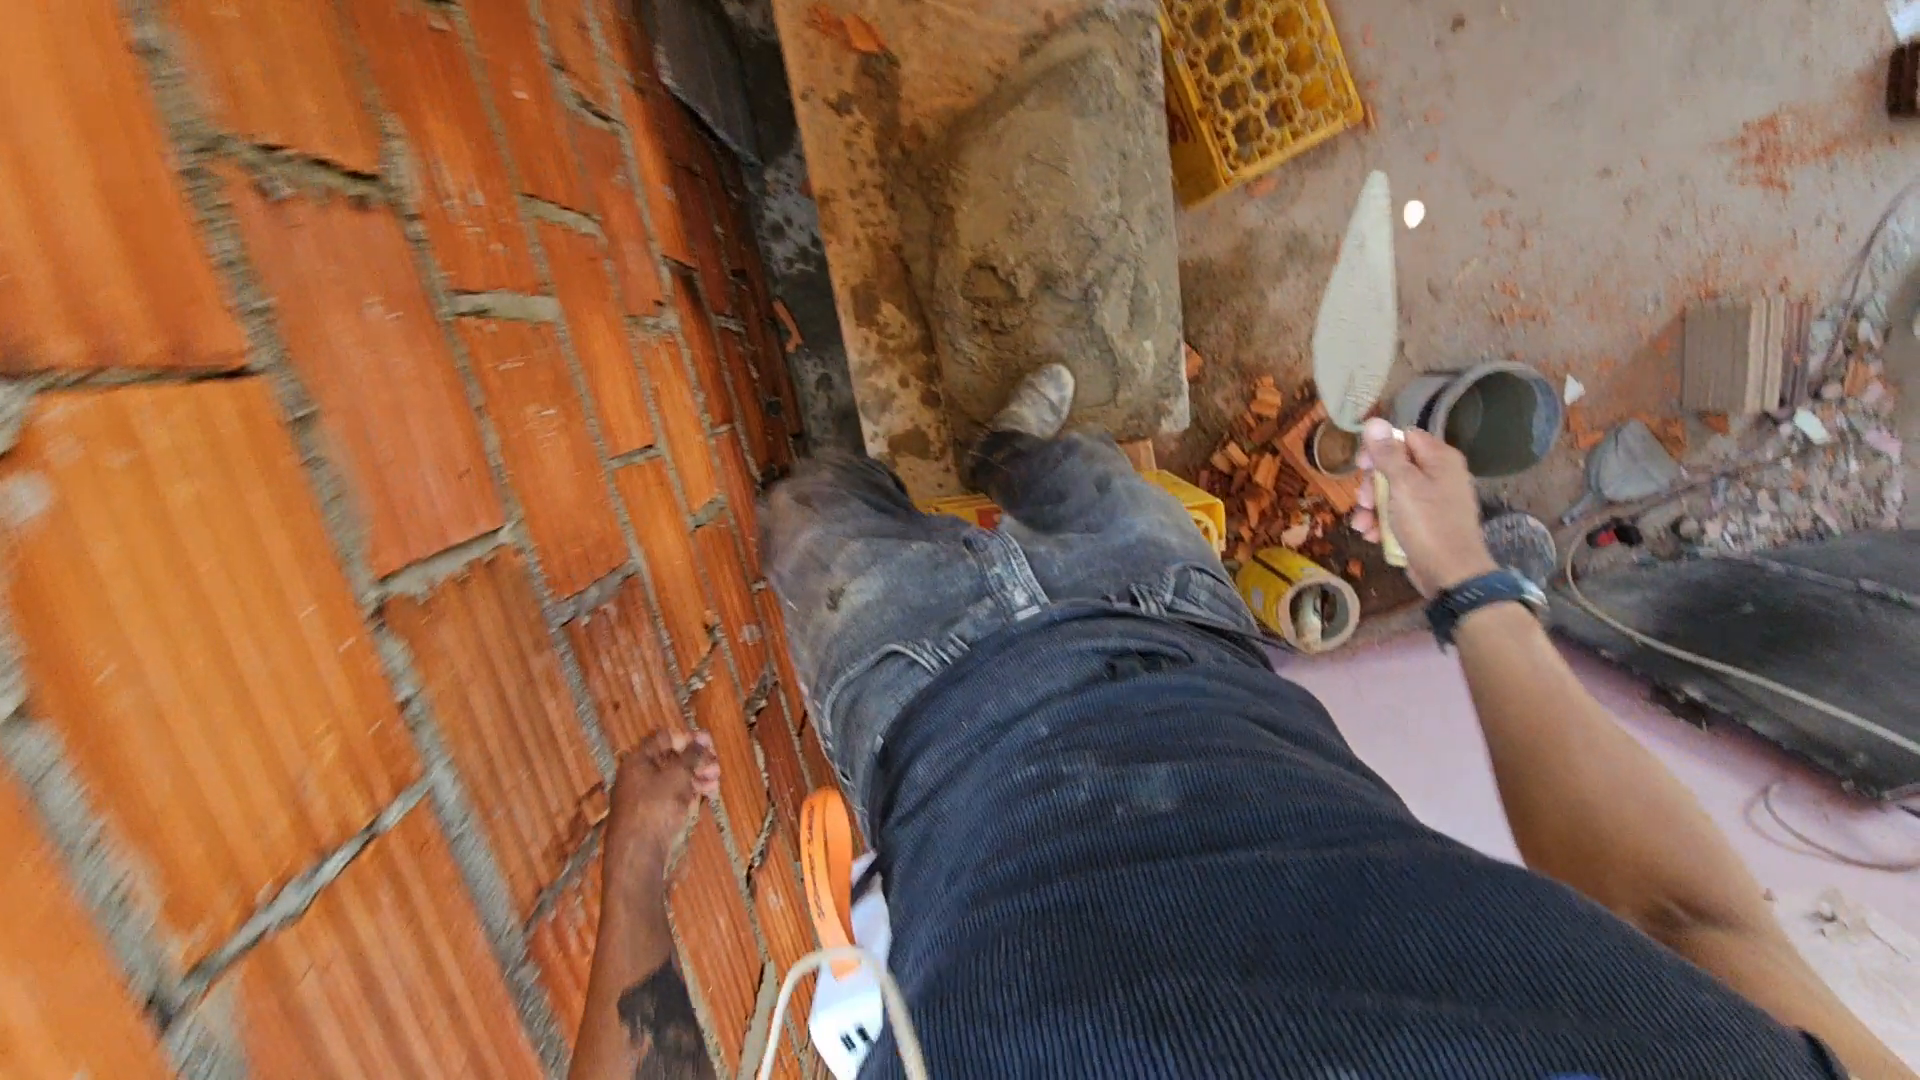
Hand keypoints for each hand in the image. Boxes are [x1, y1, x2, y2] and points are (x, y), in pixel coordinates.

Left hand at [603, 731, 719, 897]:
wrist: (637, 856)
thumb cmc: (655, 809)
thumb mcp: (678, 776)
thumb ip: (692, 755)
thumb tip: (702, 738)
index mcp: (638, 760)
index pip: (665, 738)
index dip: (688, 738)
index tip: (709, 743)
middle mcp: (639, 775)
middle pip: (672, 758)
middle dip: (696, 759)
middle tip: (716, 764)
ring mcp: (645, 796)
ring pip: (676, 777)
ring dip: (698, 775)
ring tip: (716, 781)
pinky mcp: (653, 814)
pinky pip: (674, 795)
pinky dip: (691, 791)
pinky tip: (708, 794)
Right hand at [1351, 418, 1497, 597]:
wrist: (1451, 573)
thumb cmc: (1428, 524)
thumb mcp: (1402, 486)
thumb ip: (1387, 454)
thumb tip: (1374, 421)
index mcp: (1439, 459)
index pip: (1404, 438)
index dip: (1379, 449)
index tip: (1362, 466)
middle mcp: (1438, 475)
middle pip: (1394, 466)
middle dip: (1372, 485)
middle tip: (1363, 500)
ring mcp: (1432, 500)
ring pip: (1391, 492)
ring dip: (1371, 508)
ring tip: (1361, 524)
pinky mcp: (1424, 522)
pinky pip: (1397, 514)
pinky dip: (1382, 523)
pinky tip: (1371, 535)